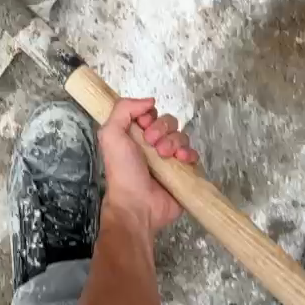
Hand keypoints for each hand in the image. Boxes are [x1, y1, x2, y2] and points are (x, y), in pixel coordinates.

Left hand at [99, 97, 197, 235]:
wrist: (137, 204)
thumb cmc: (122, 170)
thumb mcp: (111, 134)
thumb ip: (123, 109)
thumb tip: (149, 100)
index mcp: (136, 135)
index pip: (151, 113)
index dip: (149, 116)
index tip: (144, 126)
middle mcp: (153, 144)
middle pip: (168, 122)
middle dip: (162, 129)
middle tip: (153, 145)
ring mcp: (169, 158)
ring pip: (181, 136)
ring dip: (174, 142)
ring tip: (165, 155)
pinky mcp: (183, 172)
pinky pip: (193, 154)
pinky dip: (189, 154)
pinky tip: (181, 160)